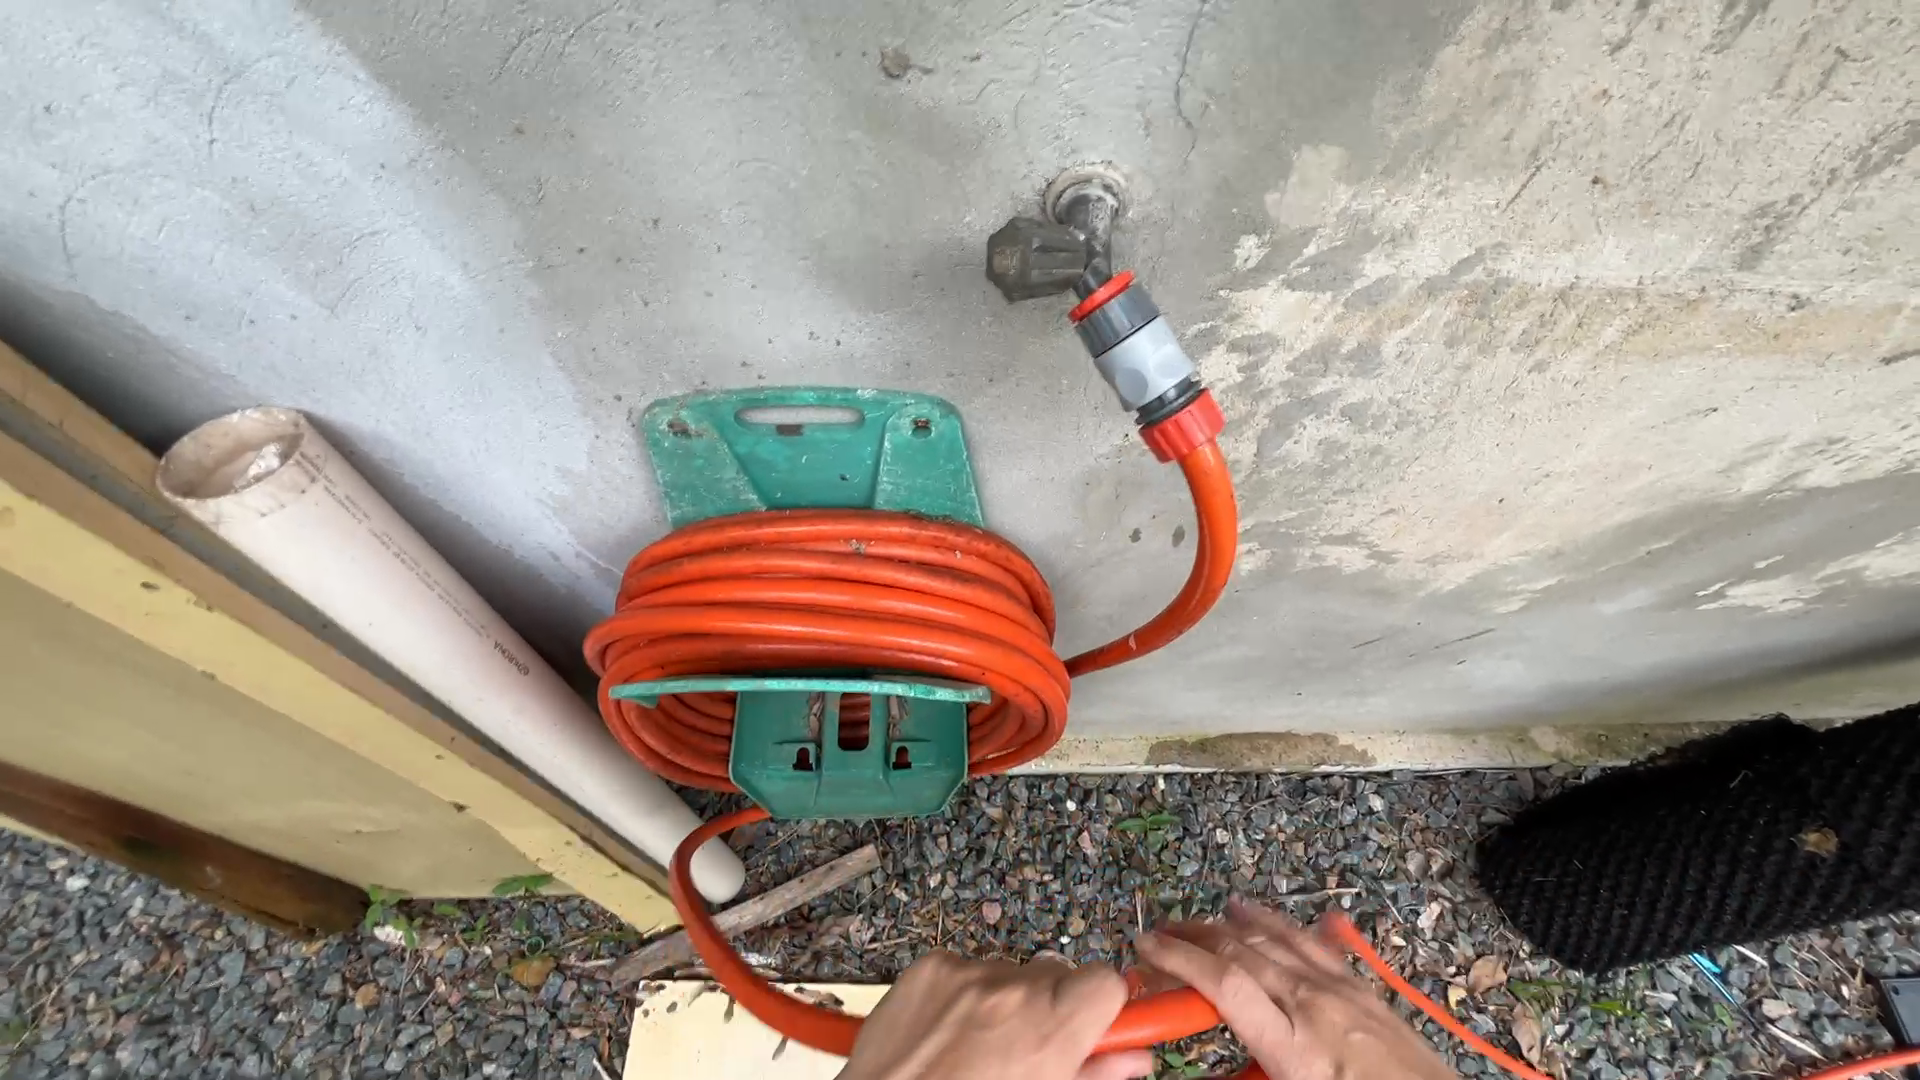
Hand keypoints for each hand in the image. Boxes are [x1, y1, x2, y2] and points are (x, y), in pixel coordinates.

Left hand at [838, 951, 1153, 1079]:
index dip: (1103, 1007)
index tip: (1093, 1029)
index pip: (1106, 981)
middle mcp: (1012, 986)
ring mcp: (967, 970)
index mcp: (1049, 1027)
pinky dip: (963, 994)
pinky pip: (966, 969)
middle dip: (1051, 1005)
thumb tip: (1135, 1056)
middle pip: (1056, 974)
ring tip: (975, 1048)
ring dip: (1004, 1000)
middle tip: (1026, 1049)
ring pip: (1009, 972)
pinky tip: (945, 1033)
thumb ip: (1093, 1076)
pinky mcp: (930, 964)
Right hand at [1135, 897, 1455, 1079]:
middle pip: (1240, 950)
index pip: (1222, 982)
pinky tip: (1253, 911)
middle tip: (1158, 934)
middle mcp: (1312, 1005)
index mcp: (1294, 1046)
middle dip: (1191, 936)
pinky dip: (1274, 923)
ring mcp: (1341, 991)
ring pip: (1272, 938)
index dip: (1177, 958)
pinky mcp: (1364, 990)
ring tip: (1193, 920)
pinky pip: (1310, 942)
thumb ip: (1244, 1077)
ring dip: (1225, 924)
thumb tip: (1199, 1070)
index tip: (1144, 946)